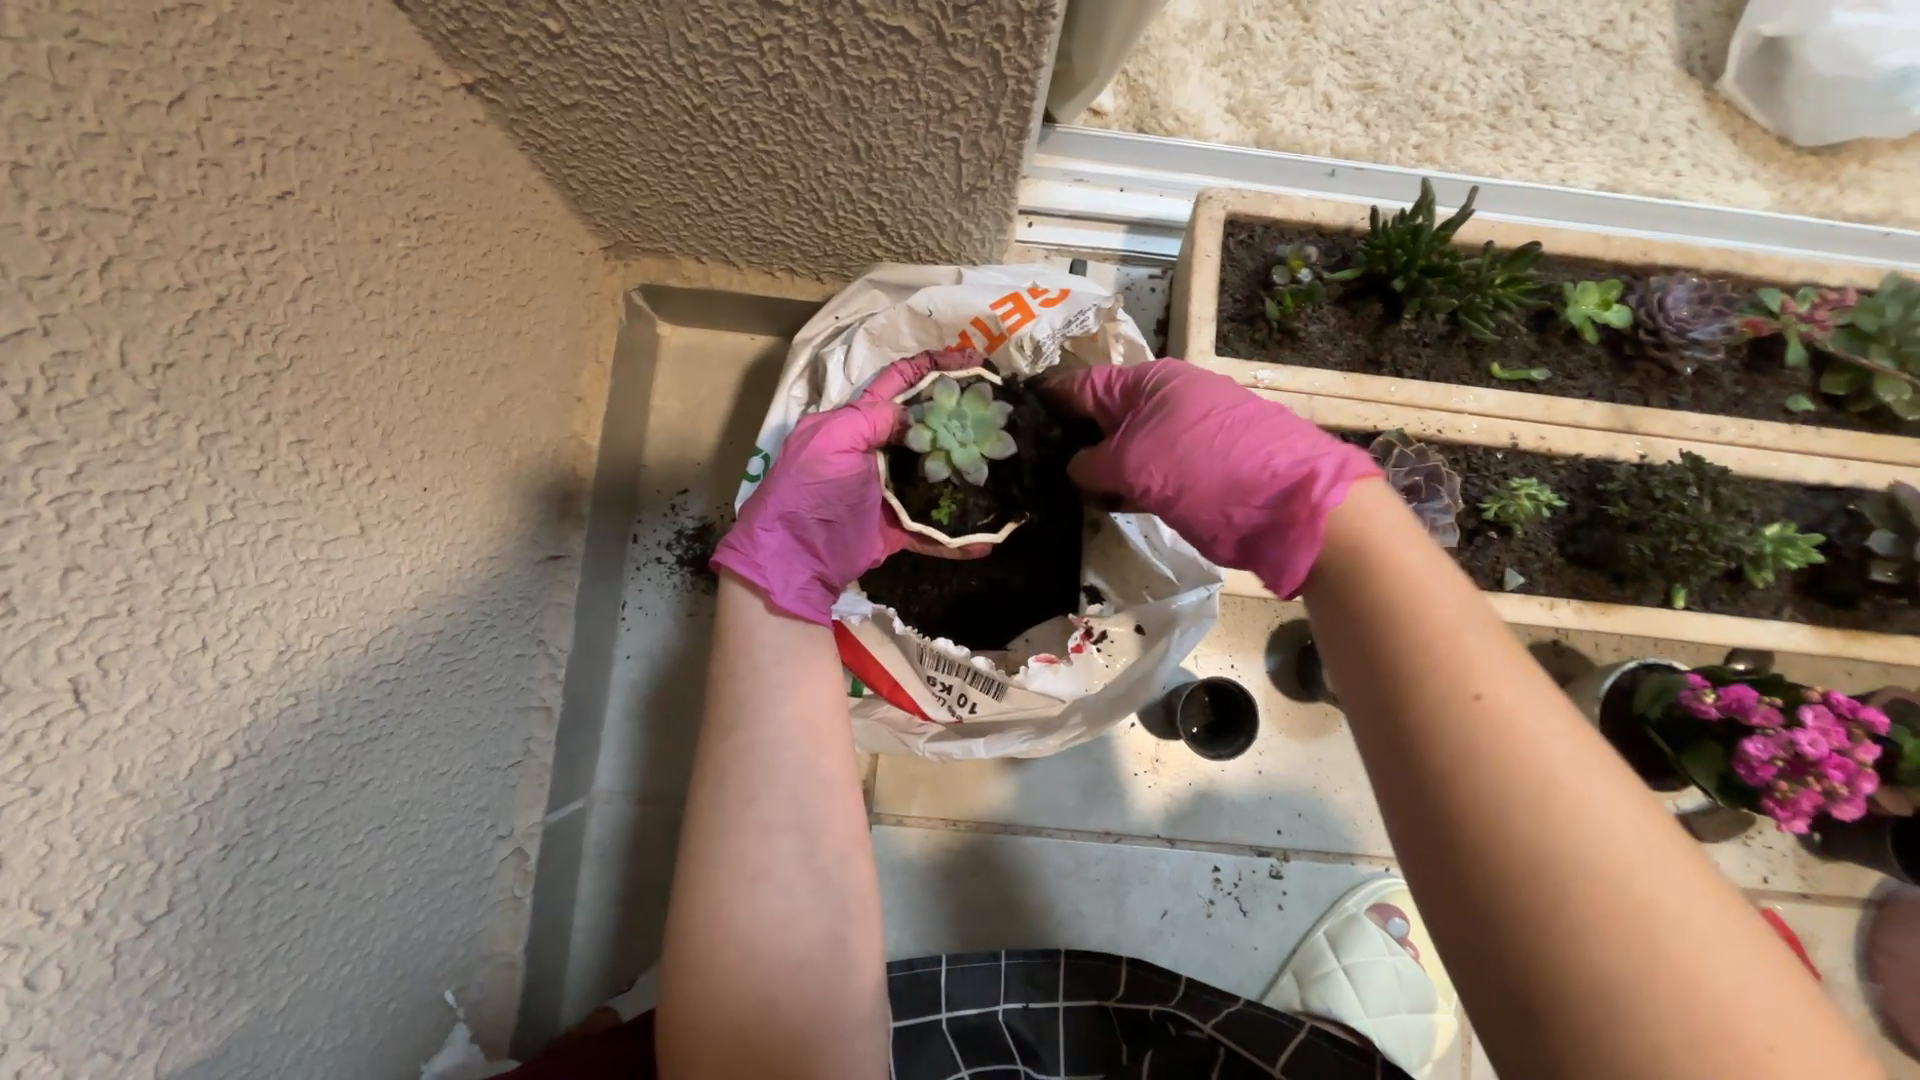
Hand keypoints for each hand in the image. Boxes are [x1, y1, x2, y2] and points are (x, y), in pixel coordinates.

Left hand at [712, 349, 988, 624]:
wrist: (794, 559)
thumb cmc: (809, 492)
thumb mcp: (834, 442)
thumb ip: (874, 418)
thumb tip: (918, 416)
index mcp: (856, 423)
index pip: (898, 383)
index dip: (933, 367)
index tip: (973, 360)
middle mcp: (876, 452)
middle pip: (926, 429)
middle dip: (961, 421)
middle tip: (1000, 416)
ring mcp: (888, 491)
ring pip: (936, 476)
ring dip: (966, 475)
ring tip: (1005, 470)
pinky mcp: (896, 529)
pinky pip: (932, 530)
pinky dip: (957, 539)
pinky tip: (987, 540)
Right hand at [1044, 359, 1380, 597]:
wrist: (1287, 505)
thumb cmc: (1202, 468)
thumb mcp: (1133, 461)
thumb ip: (1090, 463)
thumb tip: (1074, 468)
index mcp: (1148, 382)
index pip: (1082, 384)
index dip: (1046, 400)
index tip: (1011, 416)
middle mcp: (1162, 403)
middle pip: (1101, 417)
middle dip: (1067, 440)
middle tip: (1026, 466)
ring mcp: (1179, 439)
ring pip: (1122, 450)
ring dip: (1094, 469)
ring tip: (1051, 489)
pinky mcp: (1192, 473)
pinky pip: (1143, 475)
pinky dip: (1121, 488)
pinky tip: (1099, 505)